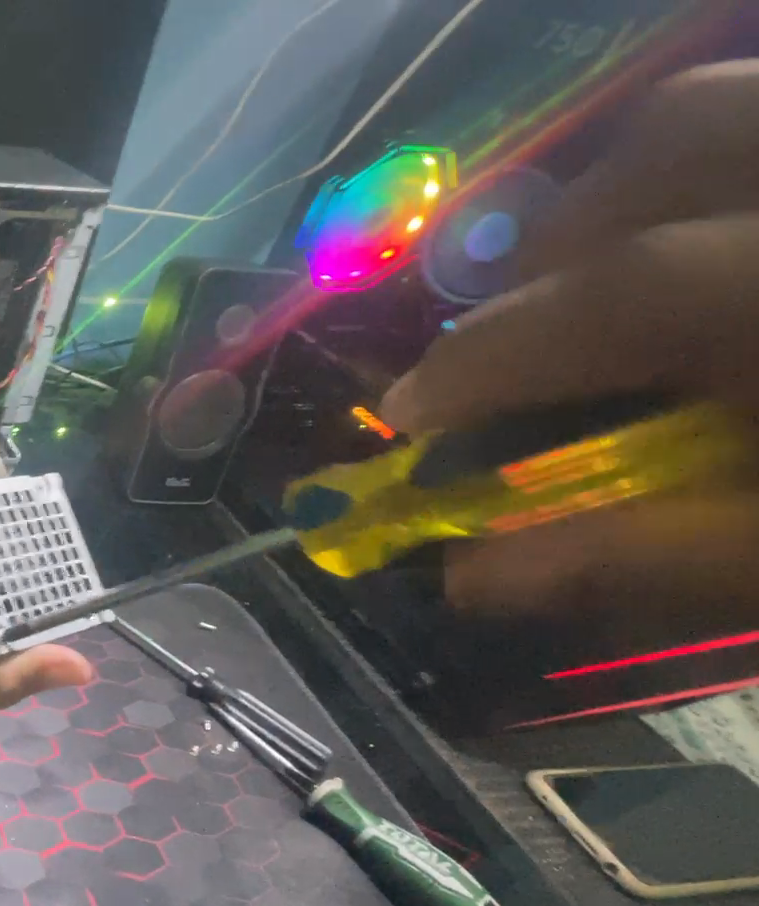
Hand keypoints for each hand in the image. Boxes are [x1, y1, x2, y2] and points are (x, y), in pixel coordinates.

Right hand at [379, 60, 758, 626]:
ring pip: (732, 101)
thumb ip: (637, 558)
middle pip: (673, 141)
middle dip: (552, 242)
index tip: (407, 412)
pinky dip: (710, 168)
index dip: (483, 357)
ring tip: (598, 266)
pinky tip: (698, 234)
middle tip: (513, 326)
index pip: (615, 297)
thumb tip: (466, 576)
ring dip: (629, 186)